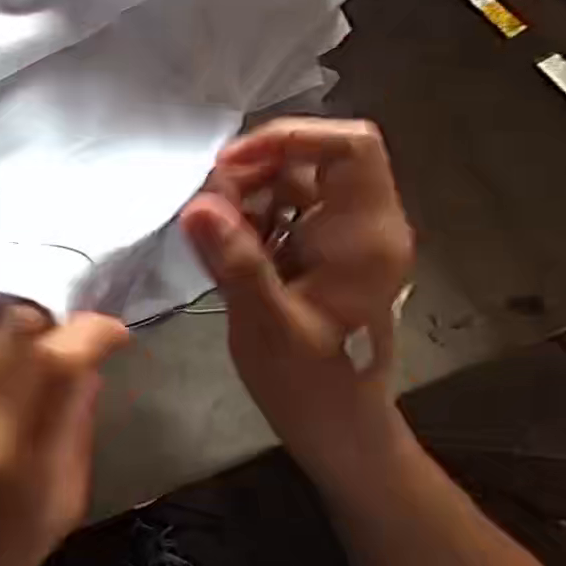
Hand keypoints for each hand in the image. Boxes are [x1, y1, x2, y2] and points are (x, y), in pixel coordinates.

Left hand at [0, 305, 129, 565]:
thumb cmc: (2, 556)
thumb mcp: (63, 505)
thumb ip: (77, 431)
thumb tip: (90, 372)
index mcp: (17, 452)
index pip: (54, 361)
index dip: (92, 333)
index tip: (118, 334)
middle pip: (18, 325)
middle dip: (61, 321)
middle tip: (82, 343)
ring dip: (33, 324)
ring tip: (55, 349)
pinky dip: (9, 338)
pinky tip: (24, 365)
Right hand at [181, 119, 414, 458]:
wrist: (335, 427)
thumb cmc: (313, 386)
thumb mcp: (268, 325)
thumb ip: (236, 262)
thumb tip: (197, 205)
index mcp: (367, 236)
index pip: (350, 147)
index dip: (291, 138)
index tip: (231, 167)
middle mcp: (361, 224)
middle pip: (310, 159)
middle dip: (253, 173)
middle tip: (210, 211)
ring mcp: (339, 236)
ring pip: (290, 182)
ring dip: (244, 196)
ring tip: (213, 234)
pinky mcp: (317, 250)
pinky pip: (280, 210)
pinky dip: (246, 218)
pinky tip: (225, 249)